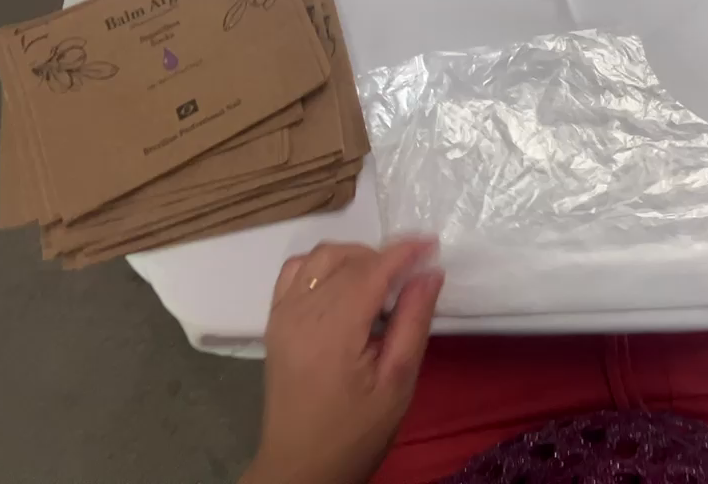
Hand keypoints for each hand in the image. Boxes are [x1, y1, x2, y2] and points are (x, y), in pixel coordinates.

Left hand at [241, 238, 445, 483]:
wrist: (300, 469)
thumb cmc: (356, 432)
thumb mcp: (397, 383)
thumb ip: (413, 321)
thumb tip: (430, 272)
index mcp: (335, 328)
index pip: (373, 269)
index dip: (404, 251)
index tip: (432, 245)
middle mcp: (303, 311)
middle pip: (348, 258)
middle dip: (384, 256)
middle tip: (411, 277)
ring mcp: (284, 312)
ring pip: (321, 256)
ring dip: (354, 255)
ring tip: (379, 281)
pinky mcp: (275, 319)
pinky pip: (296, 269)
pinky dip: (322, 264)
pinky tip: (341, 283)